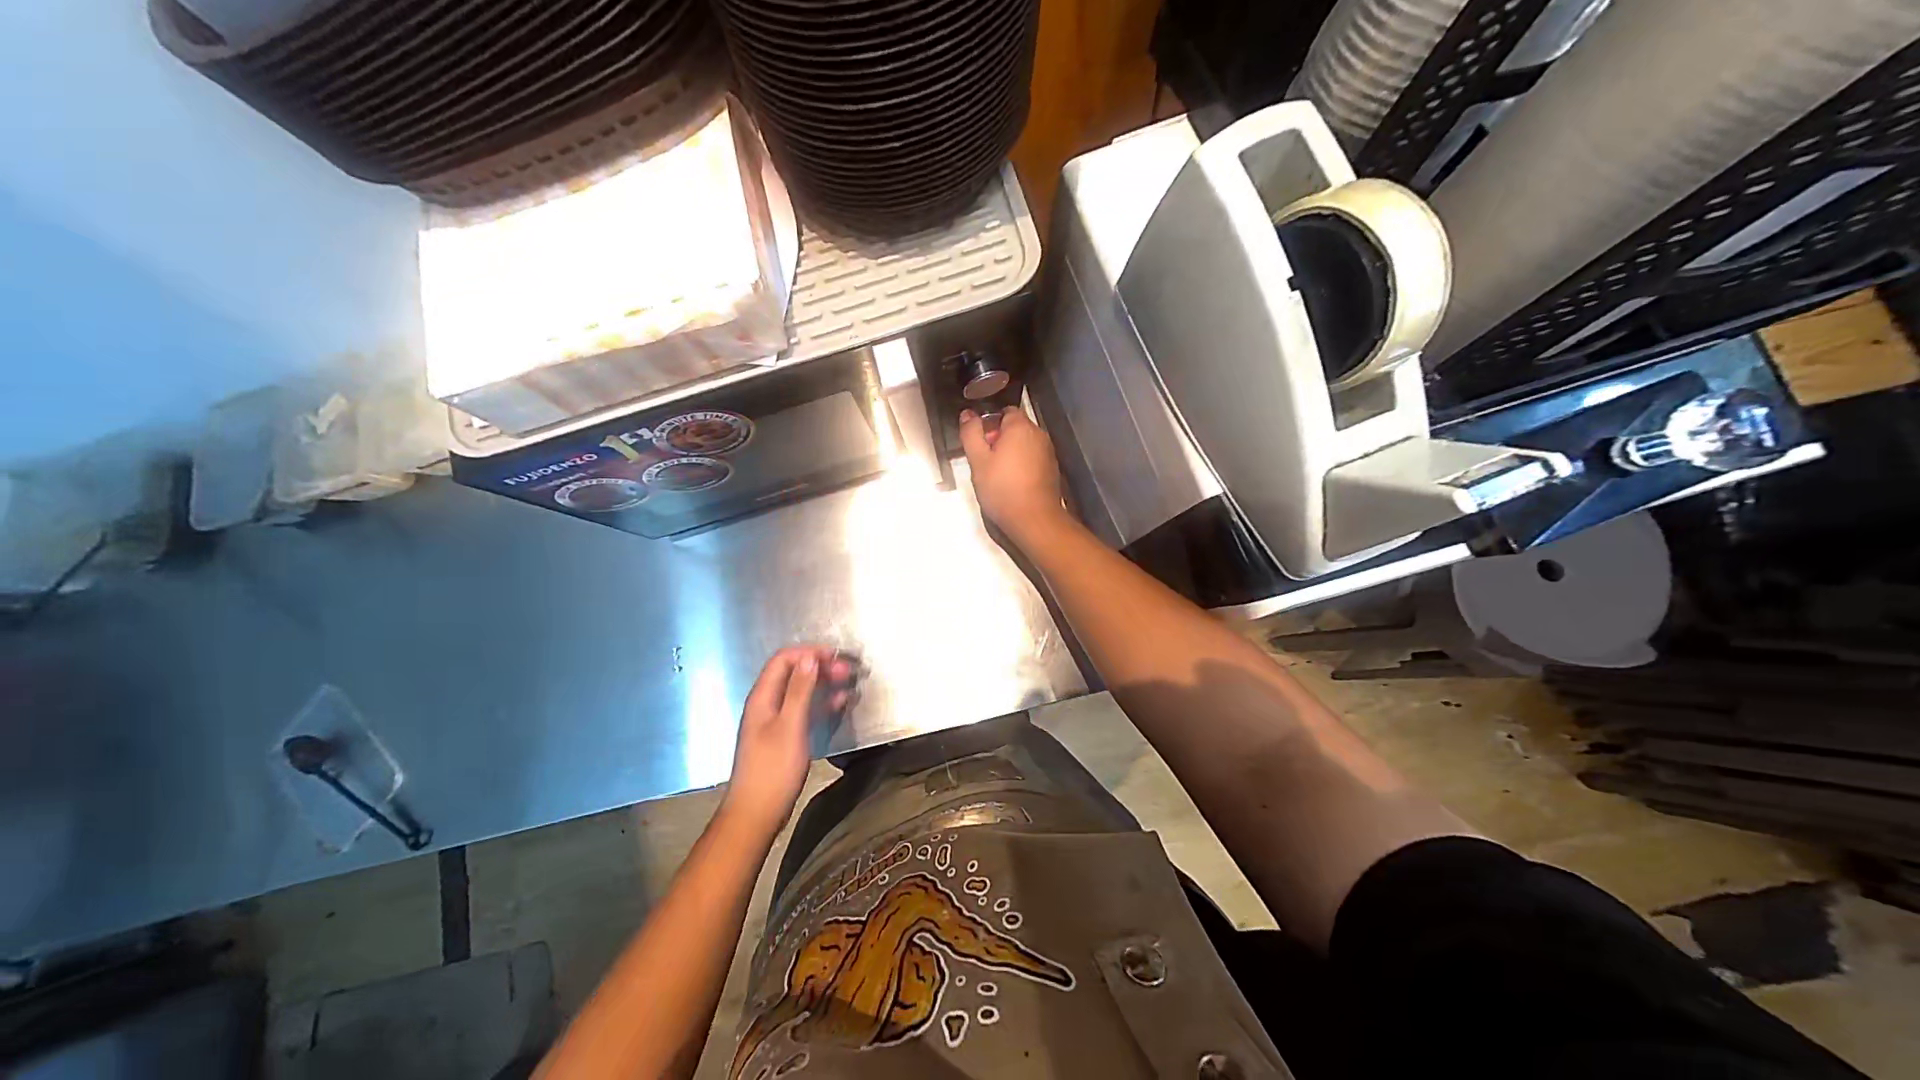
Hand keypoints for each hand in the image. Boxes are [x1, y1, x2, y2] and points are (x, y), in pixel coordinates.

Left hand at [721, 646, 857, 831]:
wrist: (756, 814)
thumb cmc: (773, 770)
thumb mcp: (790, 726)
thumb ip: (799, 690)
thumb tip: (809, 658)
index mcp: (762, 697)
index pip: (784, 660)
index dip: (809, 653)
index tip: (836, 656)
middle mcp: (766, 704)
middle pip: (793, 674)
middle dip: (820, 668)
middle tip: (848, 671)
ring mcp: (774, 722)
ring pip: (800, 692)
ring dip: (823, 685)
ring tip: (848, 685)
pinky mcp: (783, 738)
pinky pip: (803, 711)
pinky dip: (821, 705)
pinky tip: (839, 706)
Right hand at [958, 406, 1070, 547]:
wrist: (1034, 520)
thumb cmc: (1003, 489)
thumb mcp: (978, 461)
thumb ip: (971, 433)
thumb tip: (967, 414)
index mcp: (1021, 427)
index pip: (1004, 411)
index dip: (989, 424)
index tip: (979, 443)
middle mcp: (1038, 435)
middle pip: (1015, 428)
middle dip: (998, 439)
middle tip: (984, 460)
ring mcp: (1048, 453)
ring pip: (1024, 444)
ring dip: (1010, 453)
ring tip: (996, 474)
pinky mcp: (1051, 470)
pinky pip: (1032, 459)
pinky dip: (1021, 465)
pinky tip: (1011, 483)